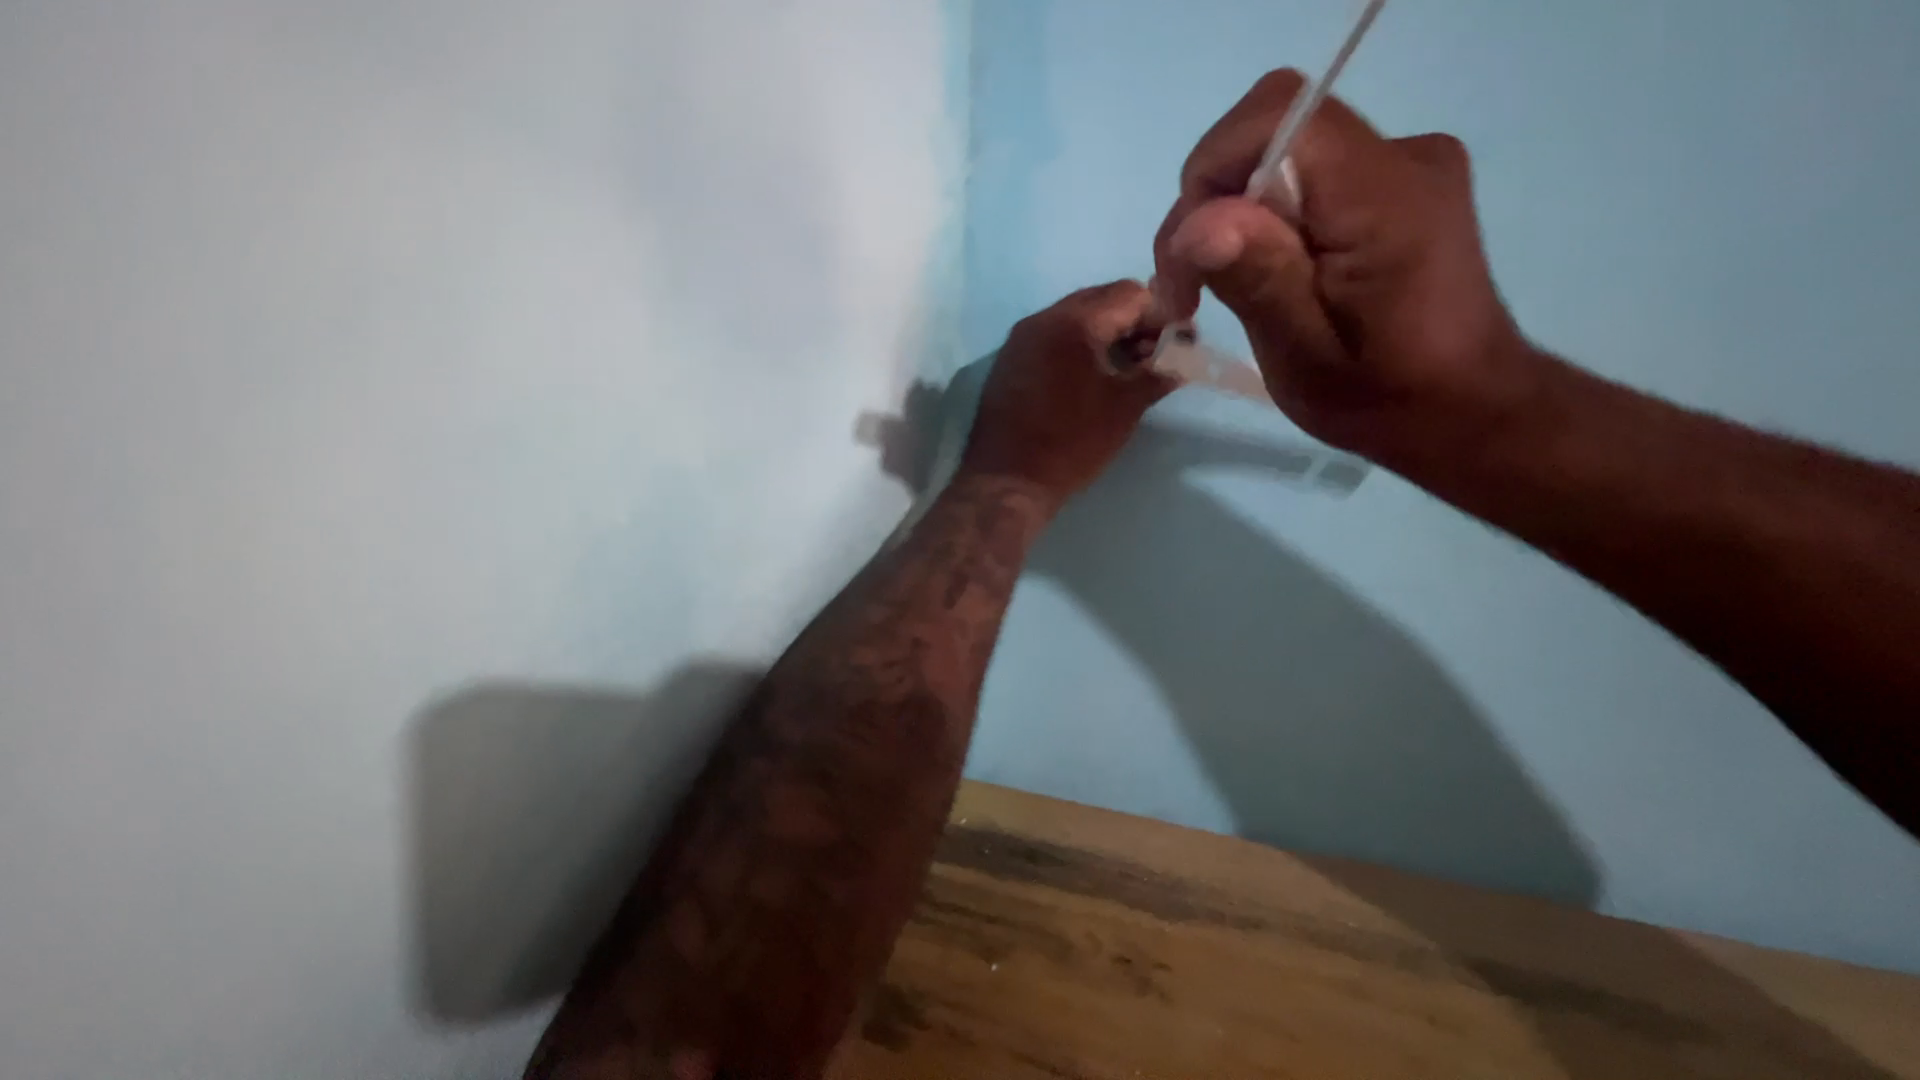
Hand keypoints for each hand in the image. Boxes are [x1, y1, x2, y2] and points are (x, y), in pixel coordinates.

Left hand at [960, 281, 1172, 500]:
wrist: (1008, 481)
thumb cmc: (1072, 443)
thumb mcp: (1124, 408)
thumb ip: (1158, 374)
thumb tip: (1183, 360)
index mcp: (1073, 322)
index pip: (1130, 294)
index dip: (1161, 314)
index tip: (1178, 341)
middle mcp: (1042, 318)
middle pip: (1101, 300)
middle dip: (1133, 322)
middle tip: (1155, 355)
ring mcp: (1020, 339)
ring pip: (1075, 318)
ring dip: (1106, 335)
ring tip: (1128, 370)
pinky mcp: (1010, 361)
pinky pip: (1052, 338)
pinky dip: (1078, 347)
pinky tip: (1093, 378)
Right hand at [1153, 69, 1546, 466]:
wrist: (1464, 408)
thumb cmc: (1383, 398)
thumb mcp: (1305, 357)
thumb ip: (1258, 280)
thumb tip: (1195, 225)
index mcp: (1383, 196)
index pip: (1276, 117)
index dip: (1210, 172)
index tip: (1188, 258)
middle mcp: (1403, 156)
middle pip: (1272, 128)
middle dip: (1211, 198)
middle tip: (1190, 285)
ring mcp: (1406, 165)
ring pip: (1283, 150)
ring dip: (1233, 214)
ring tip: (1222, 289)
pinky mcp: (1397, 184)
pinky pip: (1308, 174)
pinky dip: (1267, 218)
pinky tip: (1268, 275)